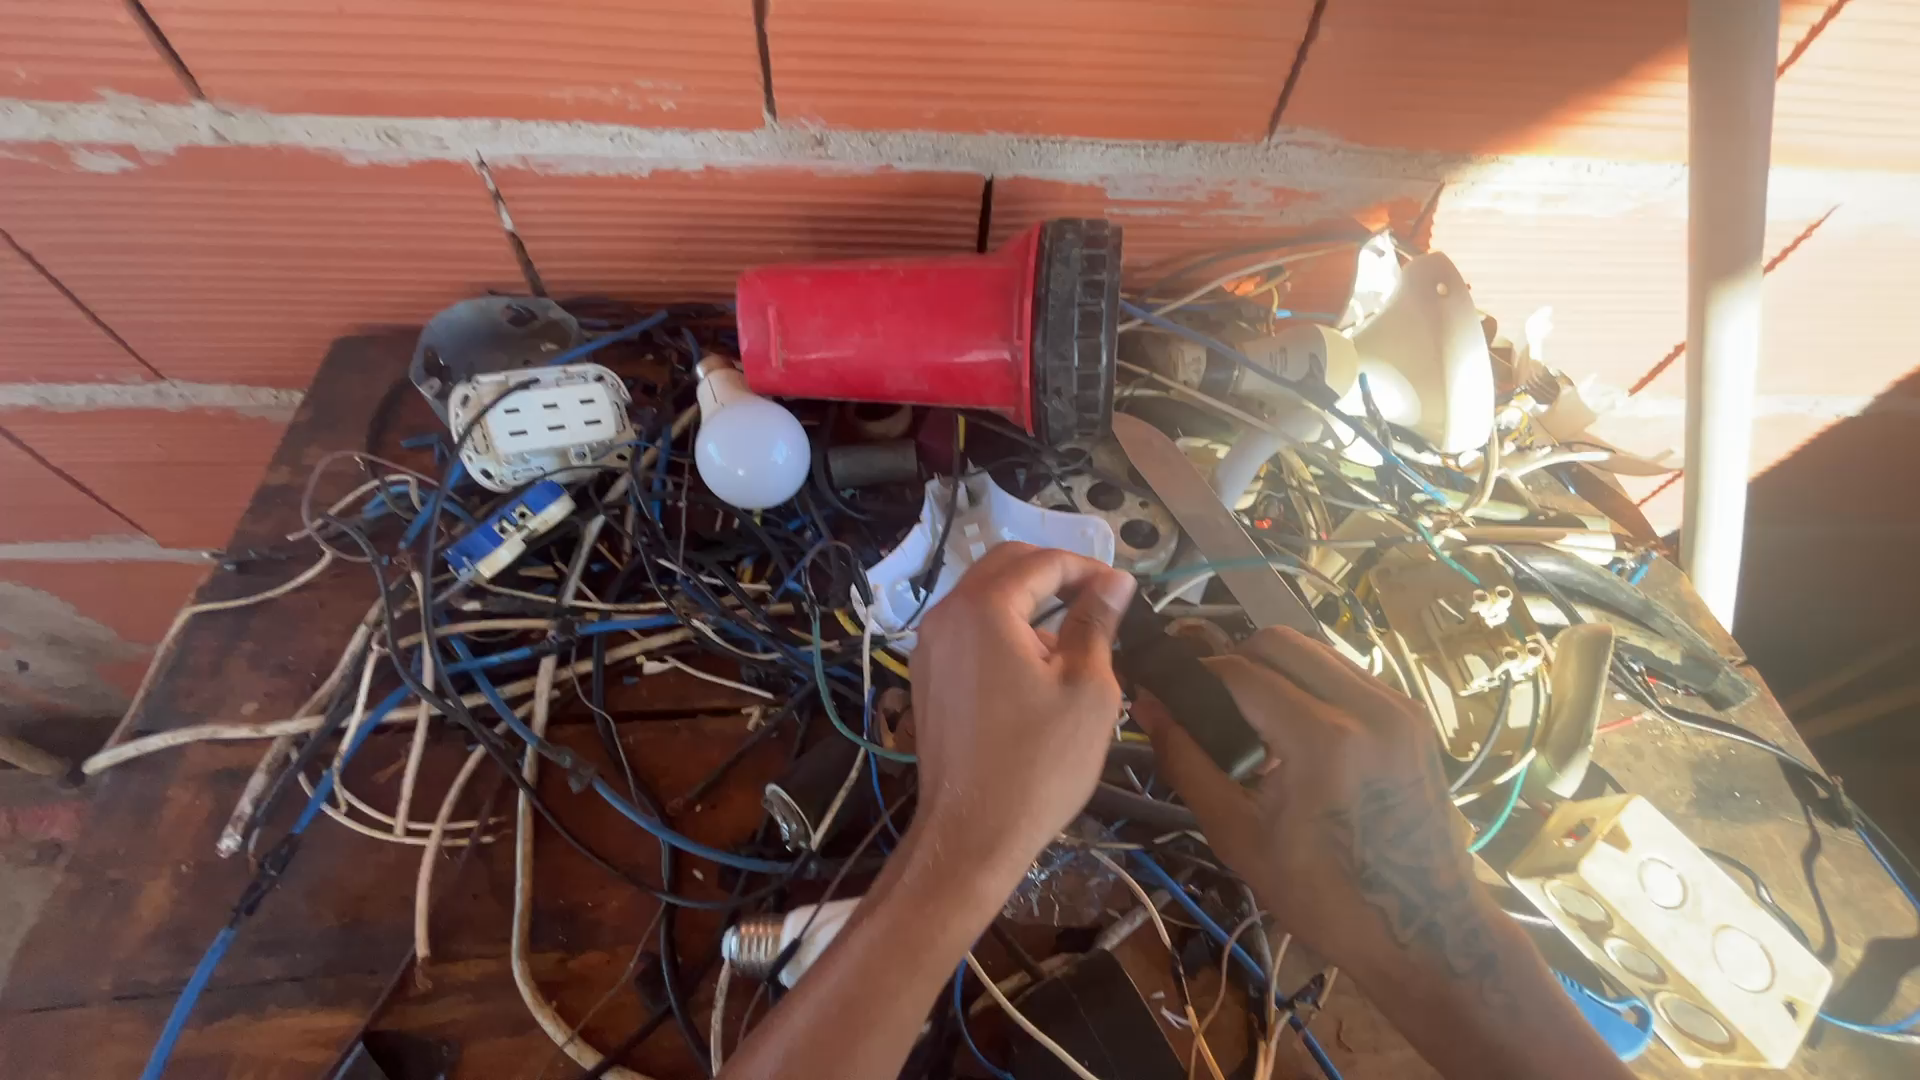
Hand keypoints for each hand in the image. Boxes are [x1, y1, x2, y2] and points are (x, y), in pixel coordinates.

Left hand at [906, 542, 1136, 876]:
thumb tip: (1114, 581)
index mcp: (983, 607)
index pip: (1042, 562)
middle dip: (1054, 573)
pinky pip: (968, 627)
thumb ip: (1096, 621)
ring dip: (1028, 600)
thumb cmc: (1038, 762)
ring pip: (983, 595)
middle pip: (1004, 566)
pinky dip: (1002, 626)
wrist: (971, 833)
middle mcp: (946, 614)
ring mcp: (929, 644)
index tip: (1122, 591)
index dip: (1087, 568)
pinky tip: (1033, 664)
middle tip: (1097, 600)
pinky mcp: (927, 673)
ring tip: (1071, 637)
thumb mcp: (1086, 688)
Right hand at [1137, 627, 1493, 975]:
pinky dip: (1307, 680)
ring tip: (1252, 714)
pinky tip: (1294, 725)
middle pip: (1277, 641)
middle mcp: (1366, 705)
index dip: (1193, 673)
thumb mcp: (1235, 832)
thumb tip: (1146, 704)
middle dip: (1232, 660)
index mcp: (1322, 738)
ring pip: (1312, 649)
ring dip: (1271, 667)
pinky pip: (1343, 671)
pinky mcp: (1414, 715)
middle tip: (1210, 702)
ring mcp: (1398, 706)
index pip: (1239, 671)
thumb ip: (1185, 758)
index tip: (1168, 689)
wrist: (1426, 935)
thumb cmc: (1322, 894)